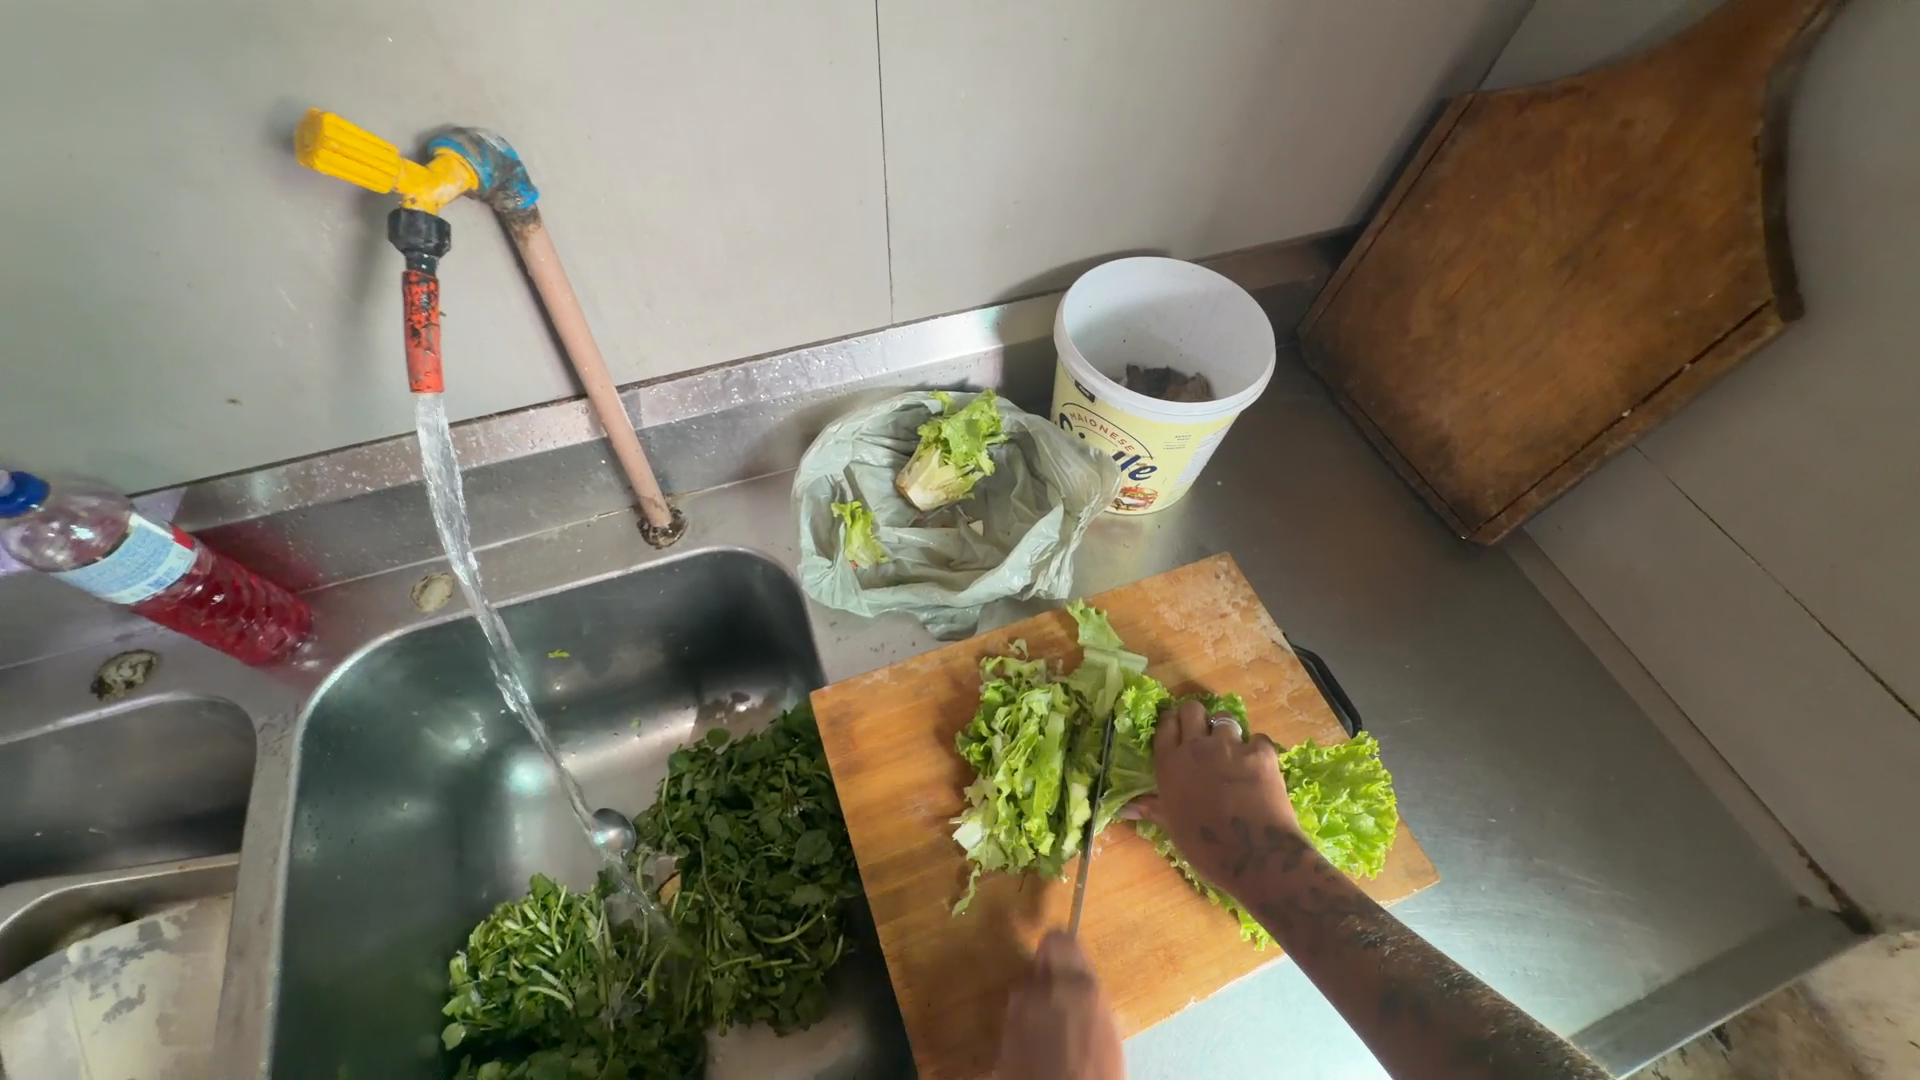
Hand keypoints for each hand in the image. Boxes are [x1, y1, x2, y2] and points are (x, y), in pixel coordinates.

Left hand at [996, 931, 1123, 1079]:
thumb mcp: (1107, 1031)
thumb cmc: (1098, 1076)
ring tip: (1049, 1027)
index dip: (1061, 947)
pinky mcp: (1002, 1030)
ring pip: (1024, 987)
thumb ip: (1089, 998)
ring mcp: (1019, 1008)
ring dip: (1033, 998)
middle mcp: (1042, 987)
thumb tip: (1080, 984)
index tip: (1065, 957)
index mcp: (1078, 984)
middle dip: (1046, 975)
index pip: (1060, 938)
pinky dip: (1023, 1021)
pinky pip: (1014, 1013)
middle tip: (1059, 997)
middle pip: (1038, 962)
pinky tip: (1036, 1044)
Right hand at [1133, 699, 1300, 888]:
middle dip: (1198, 718)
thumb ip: (1152, 807)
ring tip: (1233, 752)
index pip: (1165, 724)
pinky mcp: (1261, 753)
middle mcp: (1197, 747)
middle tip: (1204, 736)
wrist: (1254, 857)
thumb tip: (1125, 807)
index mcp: (1170, 763)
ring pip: (1225, 719)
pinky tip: (1259, 767)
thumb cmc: (1204, 846)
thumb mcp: (1172, 825)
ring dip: (1228, 733)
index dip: (1172, 723)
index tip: (1177, 731)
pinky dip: (1258, 749)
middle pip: (1192, 709)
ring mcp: (1230, 746)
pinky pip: (1258, 738)